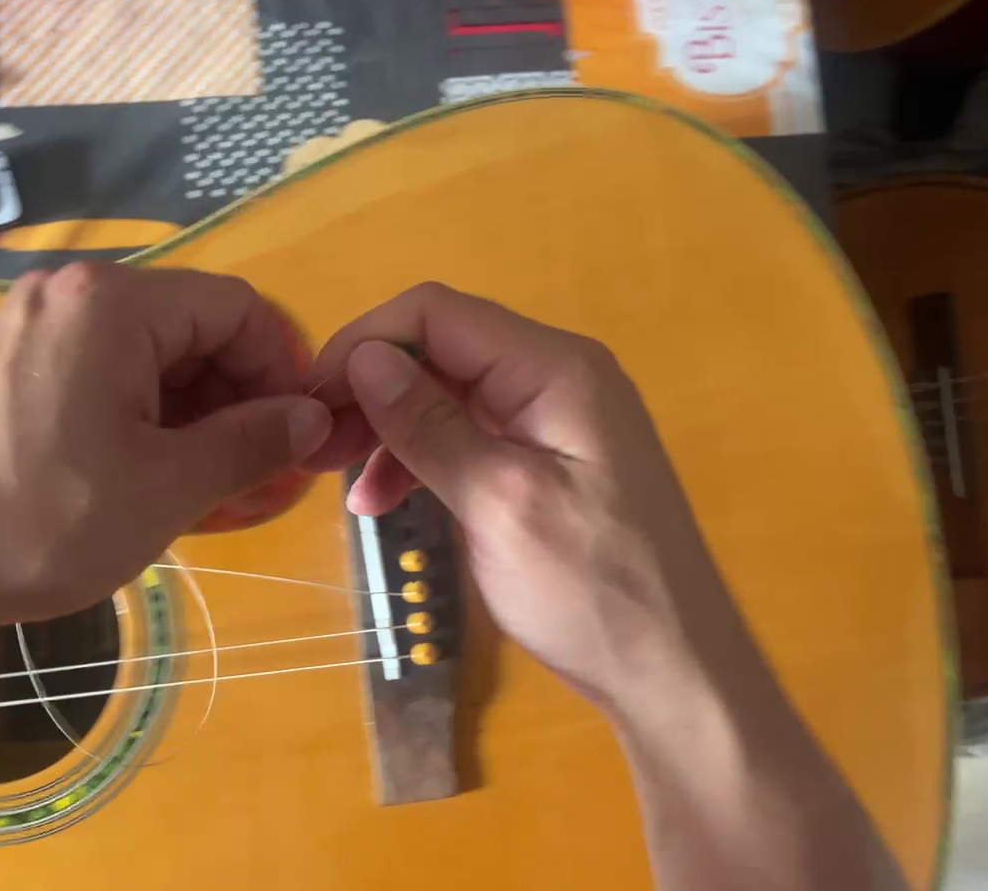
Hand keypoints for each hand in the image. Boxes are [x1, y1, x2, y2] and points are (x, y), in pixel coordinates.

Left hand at [0, 263, 332, 633]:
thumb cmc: (35, 522)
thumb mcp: (165, 488)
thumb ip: (252, 443)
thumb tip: (314, 418)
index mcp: (113, 302)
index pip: (237, 308)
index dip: (283, 367)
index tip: (301, 432)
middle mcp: (71, 296)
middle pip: (193, 333)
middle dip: (240, 404)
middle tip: (264, 475)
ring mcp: (31, 329)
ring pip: (149, 363)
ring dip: (196, 422)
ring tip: (219, 491)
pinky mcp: (7, 369)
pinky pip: (103, 381)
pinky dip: (144, 425)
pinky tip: (157, 480)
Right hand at [306, 282, 715, 709]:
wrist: (673, 674)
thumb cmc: (592, 591)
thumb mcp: (499, 504)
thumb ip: (429, 426)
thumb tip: (365, 356)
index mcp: (552, 367)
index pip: (437, 314)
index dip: (366, 342)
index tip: (313, 398)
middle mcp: (550, 375)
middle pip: (438, 350)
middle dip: (371, 389)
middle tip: (316, 446)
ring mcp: (546, 417)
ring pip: (443, 394)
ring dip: (387, 429)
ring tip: (340, 483)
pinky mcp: (537, 457)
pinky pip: (462, 435)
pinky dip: (417, 459)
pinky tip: (380, 502)